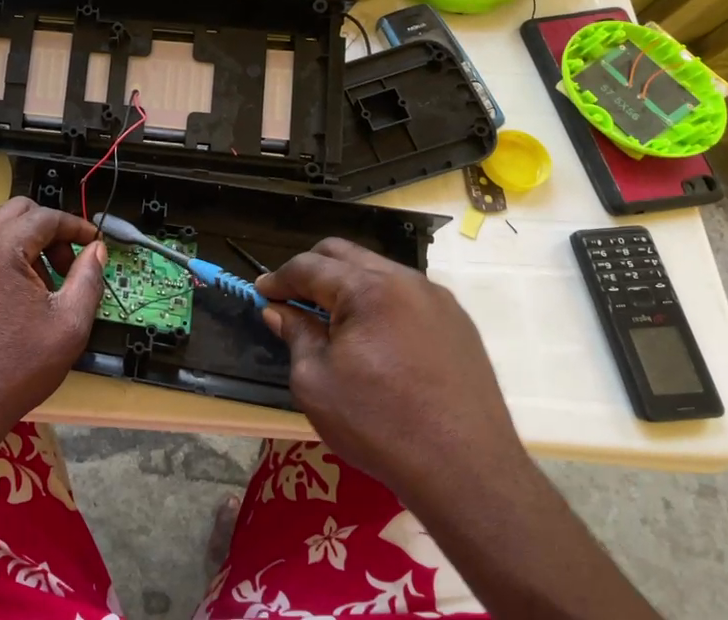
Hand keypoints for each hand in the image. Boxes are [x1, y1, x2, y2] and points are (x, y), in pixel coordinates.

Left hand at [0, 197, 104, 453]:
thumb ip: (88, 278)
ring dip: (18, 245)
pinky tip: (1, 297)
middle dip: (46, 232)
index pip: (43, 217)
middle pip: (14, 213)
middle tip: (62, 269)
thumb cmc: (17, 370)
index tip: (91, 242)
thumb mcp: (69, 325)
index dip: (73, 226)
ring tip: (32, 288)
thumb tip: (96, 248)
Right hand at [256, 239, 524, 500]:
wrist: (467, 471)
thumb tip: (279, 311)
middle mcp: (406, 281)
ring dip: (347, 286)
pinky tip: (372, 339)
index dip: (279, 279)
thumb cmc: (379, 424)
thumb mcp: (315, 382)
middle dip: (312, 271)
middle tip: (291, 298)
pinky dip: (379, 305)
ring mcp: (439, 302)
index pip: (310, 266)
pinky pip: (407, 297)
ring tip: (330, 320)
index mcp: (368, 289)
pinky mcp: (459, 326)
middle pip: (345, 255)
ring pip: (379, 273)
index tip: (260, 293)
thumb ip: (295, 336)